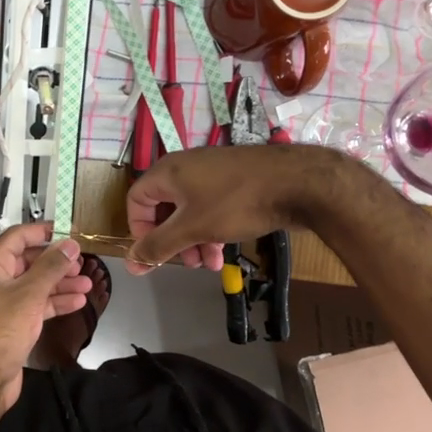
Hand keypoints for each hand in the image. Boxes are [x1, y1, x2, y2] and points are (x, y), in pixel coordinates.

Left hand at [0, 222, 93, 415]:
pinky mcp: (10, 324)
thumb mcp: (28, 295)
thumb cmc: (0, 332)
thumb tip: (70, 244)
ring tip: (88, 283)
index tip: (70, 230)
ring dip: (60, 283)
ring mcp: (1, 303)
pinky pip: (34, 305)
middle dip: (56, 261)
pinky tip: (77, 302)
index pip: (17, 237)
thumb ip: (50, 268)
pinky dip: (53, 303)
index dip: (43, 231)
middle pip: (27, 261)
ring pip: (34, 285)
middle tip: (84, 262)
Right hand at [125, 145, 342, 274]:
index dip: (140, 229)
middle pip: (164, 208)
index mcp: (168, 172)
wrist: (301, 183)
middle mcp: (186, 168)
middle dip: (172, 240)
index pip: (137, 200)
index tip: (155, 252)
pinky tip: (224, 250)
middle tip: (186, 263)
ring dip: (194, 240)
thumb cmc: (237, 203)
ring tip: (209, 264)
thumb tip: (130, 263)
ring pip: (190, 211)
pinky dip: (212, 229)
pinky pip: (211, 207)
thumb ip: (158, 246)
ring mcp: (213, 173)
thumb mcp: (192, 229)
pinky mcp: (236, 181)